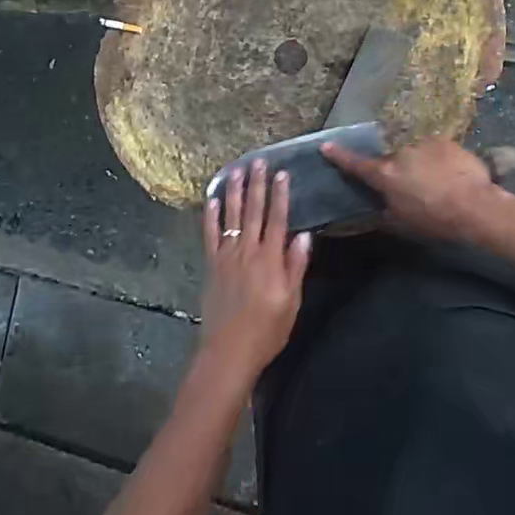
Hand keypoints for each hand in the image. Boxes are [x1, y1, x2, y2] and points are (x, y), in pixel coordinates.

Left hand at [200, 159, 311, 374]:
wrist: (228, 353)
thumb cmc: (267, 330)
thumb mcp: (291, 300)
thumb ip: (296, 266)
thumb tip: (304, 234)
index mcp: (270, 259)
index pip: (278, 219)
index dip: (280, 195)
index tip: (282, 173)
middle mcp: (248, 252)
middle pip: (253, 212)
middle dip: (256, 185)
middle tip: (258, 161)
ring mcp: (227, 257)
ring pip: (231, 217)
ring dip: (233, 192)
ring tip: (235, 170)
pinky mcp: (212, 267)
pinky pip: (210, 236)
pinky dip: (210, 217)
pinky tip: (211, 200)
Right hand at [321, 137, 509, 240]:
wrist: (474, 206)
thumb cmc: (434, 219)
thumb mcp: (401, 223)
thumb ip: (383, 211)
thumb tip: (375, 205)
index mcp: (386, 175)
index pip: (356, 164)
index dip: (339, 156)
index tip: (326, 146)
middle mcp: (401, 153)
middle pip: (393, 161)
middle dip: (399, 172)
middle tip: (414, 189)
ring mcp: (424, 143)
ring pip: (416, 154)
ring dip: (420, 165)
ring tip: (437, 184)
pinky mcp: (446, 141)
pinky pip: (435, 150)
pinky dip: (439, 161)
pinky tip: (451, 175)